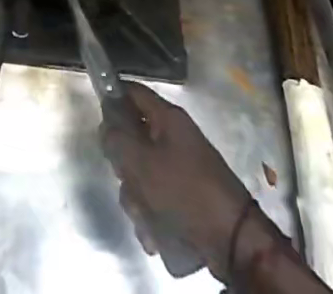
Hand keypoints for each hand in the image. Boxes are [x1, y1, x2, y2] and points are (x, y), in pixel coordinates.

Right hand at [102, 83, 329, 293]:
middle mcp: (174, 137)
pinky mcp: (185, 195)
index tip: (99, 123)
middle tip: (127, 179)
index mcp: (168, 119)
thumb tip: (106, 126)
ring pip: (141, 173)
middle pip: (132, 139)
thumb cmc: (185, 191)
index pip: (132, 92)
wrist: (233, 239)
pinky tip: (155, 235)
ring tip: (145, 218)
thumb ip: (117, 139)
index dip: (112, 99)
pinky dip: (151, 216)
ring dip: (136, 198)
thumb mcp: (142, 162)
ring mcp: (180, 167)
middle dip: (124, 167)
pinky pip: (155, 197)